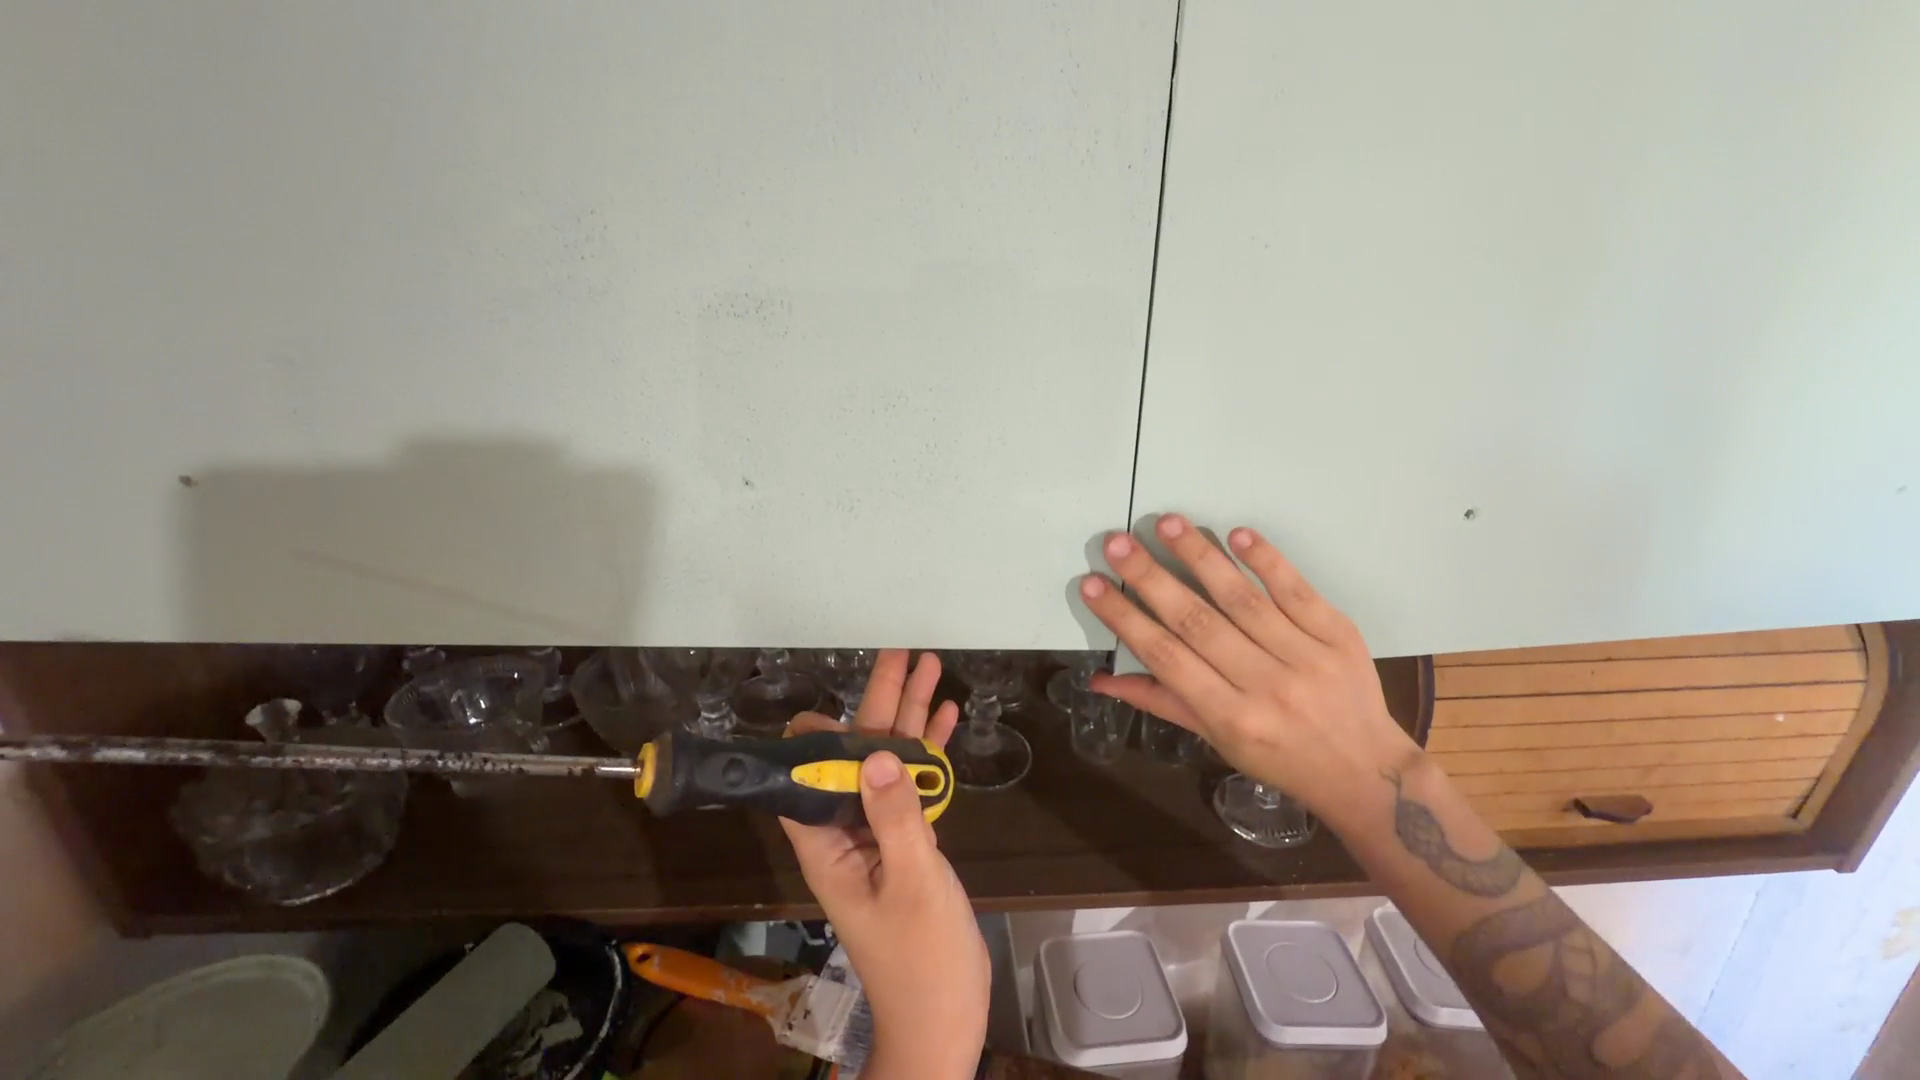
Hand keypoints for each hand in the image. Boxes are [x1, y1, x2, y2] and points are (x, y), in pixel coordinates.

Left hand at [779, 649, 987, 1079]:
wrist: (947, 1016)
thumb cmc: (922, 957)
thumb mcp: (913, 883)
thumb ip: (897, 816)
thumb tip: (880, 752)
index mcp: (826, 846)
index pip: (804, 780)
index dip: (814, 738)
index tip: (830, 698)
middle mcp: (846, 833)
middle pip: (856, 758)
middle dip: (879, 704)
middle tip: (900, 653)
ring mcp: (879, 837)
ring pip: (889, 765)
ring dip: (909, 718)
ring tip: (929, 668)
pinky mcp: (907, 844)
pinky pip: (913, 788)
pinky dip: (929, 754)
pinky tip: (945, 720)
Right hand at [1078, 514, 1419, 827]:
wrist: (1367, 772)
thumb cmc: (1279, 758)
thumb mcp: (1217, 740)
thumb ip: (1162, 702)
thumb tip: (1101, 681)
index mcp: (1230, 717)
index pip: (1166, 658)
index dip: (1125, 619)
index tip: (1093, 585)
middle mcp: (1265, 685)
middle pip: (1198, 622)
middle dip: (1151, 579)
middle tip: (1117, 544)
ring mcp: (1305, 656)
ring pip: (1243, 599)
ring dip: (1201, 557)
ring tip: (1167, 523)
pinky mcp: (1338, 634)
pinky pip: (1297, 591)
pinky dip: (1267, 560)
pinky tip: (1238, 533)